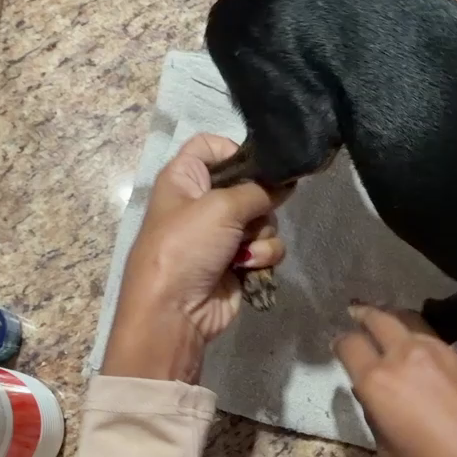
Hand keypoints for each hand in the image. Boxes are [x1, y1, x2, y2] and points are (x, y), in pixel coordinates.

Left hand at [102, 135, 284, 382]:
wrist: (175, 310)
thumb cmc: (186, 247)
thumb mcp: (221, 206)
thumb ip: (257, 190)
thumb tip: (281, 186)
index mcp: (184, 178)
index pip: (211, 145)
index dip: (235, 150)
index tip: (258, 166)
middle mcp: (203, 203)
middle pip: (249, 185)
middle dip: (259, 203)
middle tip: (253, 215)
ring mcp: (222, 234)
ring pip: (264, 220)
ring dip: (262, 235)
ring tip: (244, 251)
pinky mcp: (239, 261)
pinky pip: (266, 248)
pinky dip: (262, 257)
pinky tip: (248, 267)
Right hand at [334, 305, 456, 456]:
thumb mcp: (389, 452)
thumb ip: (375, 416)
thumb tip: (373, 395)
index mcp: (377, 381)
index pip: (349, 344)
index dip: (340, 344)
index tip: (340, 348)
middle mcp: (403, 355)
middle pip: (377, 317)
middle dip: (362, 314)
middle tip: (355, 314)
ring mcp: (435, 350)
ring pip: (406, 318)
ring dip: (391, 318)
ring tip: (386, 324)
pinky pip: (429, 335)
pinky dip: (416, 334)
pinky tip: (417, 349)